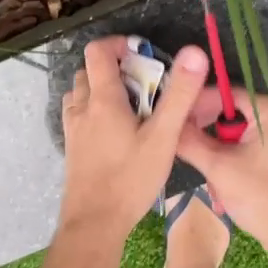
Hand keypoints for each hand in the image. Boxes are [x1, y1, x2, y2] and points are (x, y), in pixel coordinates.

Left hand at [58, 36, 209, 243]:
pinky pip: (79, 115)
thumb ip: (180, 94)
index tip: (143, 54)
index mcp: (102, 99)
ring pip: (81, 94)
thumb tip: (195, 53)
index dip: (119, 44)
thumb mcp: (163, 137)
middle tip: (146, 87)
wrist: (94, 223)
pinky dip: (95, 112)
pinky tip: (117, 133)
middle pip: (89, 72)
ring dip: (103, 90)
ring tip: (132, 109)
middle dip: (116, 70)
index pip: (98, 51)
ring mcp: (73, 129)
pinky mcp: (72, 148)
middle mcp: (82, 108)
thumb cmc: (130, 179)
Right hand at [176, 88, 267, 263]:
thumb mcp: (219, 168)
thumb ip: (189, 142)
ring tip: (207, 181)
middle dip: (205, 136)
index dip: (194, 104)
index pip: (222, 93)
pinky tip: (221, 192)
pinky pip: (245, 152)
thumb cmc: (263, 198)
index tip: (171, 119)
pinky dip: (230, 167)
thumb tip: (167, 124)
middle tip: (182, 149)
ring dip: (215, 158)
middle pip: (227, 115)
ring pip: (233, 137)